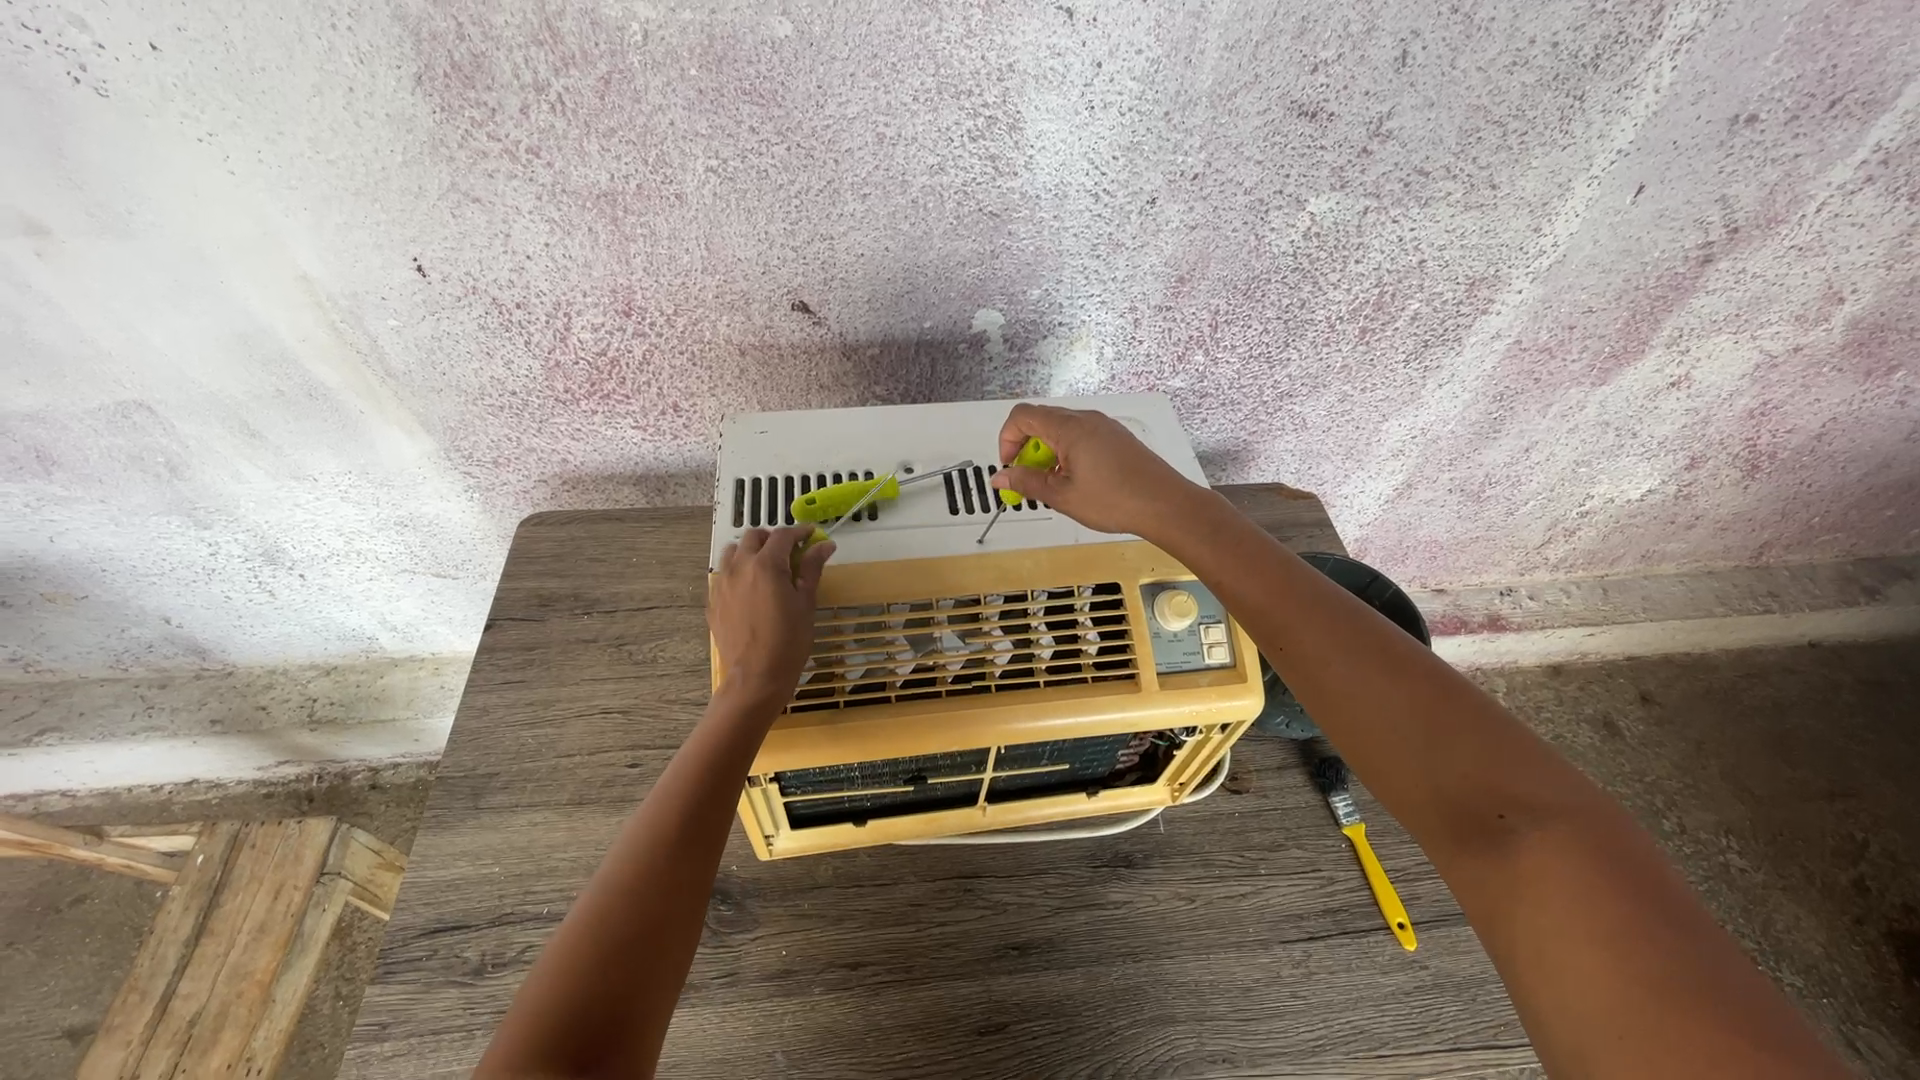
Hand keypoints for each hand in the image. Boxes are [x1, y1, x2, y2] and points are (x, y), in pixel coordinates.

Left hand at [709, 526, 834, 713]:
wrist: (755, 677)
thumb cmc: (789, 641)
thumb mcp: (806, 603)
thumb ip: (812, 568)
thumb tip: (824, 545)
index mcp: (766, 565)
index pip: (783, 536)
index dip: (800, 532)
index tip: (812, 535)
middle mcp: (740, 567)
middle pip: (754, 537)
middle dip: (773, 538)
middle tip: (790, 551)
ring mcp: (722, 583)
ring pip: (733, 551)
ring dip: (751, 550)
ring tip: (767, 566)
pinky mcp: (714, 600)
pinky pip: (724, 574)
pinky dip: (738, 570)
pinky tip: (751, 588)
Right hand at [989, 403, 1205, 538]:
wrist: (1165, 505)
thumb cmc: (1114, 500)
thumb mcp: (1062, 496)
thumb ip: (1027, 483)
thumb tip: (999, 478)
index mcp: (1069, 428)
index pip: (1022, 416)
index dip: (1007, 440)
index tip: (1011, 468)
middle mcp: (1086, 419)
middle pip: (1041, 420)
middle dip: (1027, 449)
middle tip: (1031, 481)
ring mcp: (1104, 426)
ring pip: (1062, 430)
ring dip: (1048, 453)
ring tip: (1056, 485)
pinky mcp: (1116, 438)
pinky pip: (1081, 437)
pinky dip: (1068, 454)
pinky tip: (1078, 482)